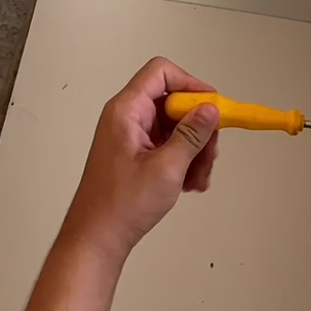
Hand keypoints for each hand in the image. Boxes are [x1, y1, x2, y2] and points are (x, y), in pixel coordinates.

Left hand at [59, 57, 220, 262]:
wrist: (97, 237)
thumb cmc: (122, 204)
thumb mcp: (167, 167)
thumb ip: (191, 134)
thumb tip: (210, 109)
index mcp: (126, 111)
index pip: (161, 73)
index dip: (190, 84)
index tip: (213, 107)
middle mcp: (127, 117)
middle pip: (173, 103)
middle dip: (198, 128)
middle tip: (209, 155)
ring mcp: (131, 136)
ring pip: (175, 127)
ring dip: (194, 150)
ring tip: (198, 179)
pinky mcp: (136, 154)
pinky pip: (168, 145)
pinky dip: (183, 161)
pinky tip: (189, 184)